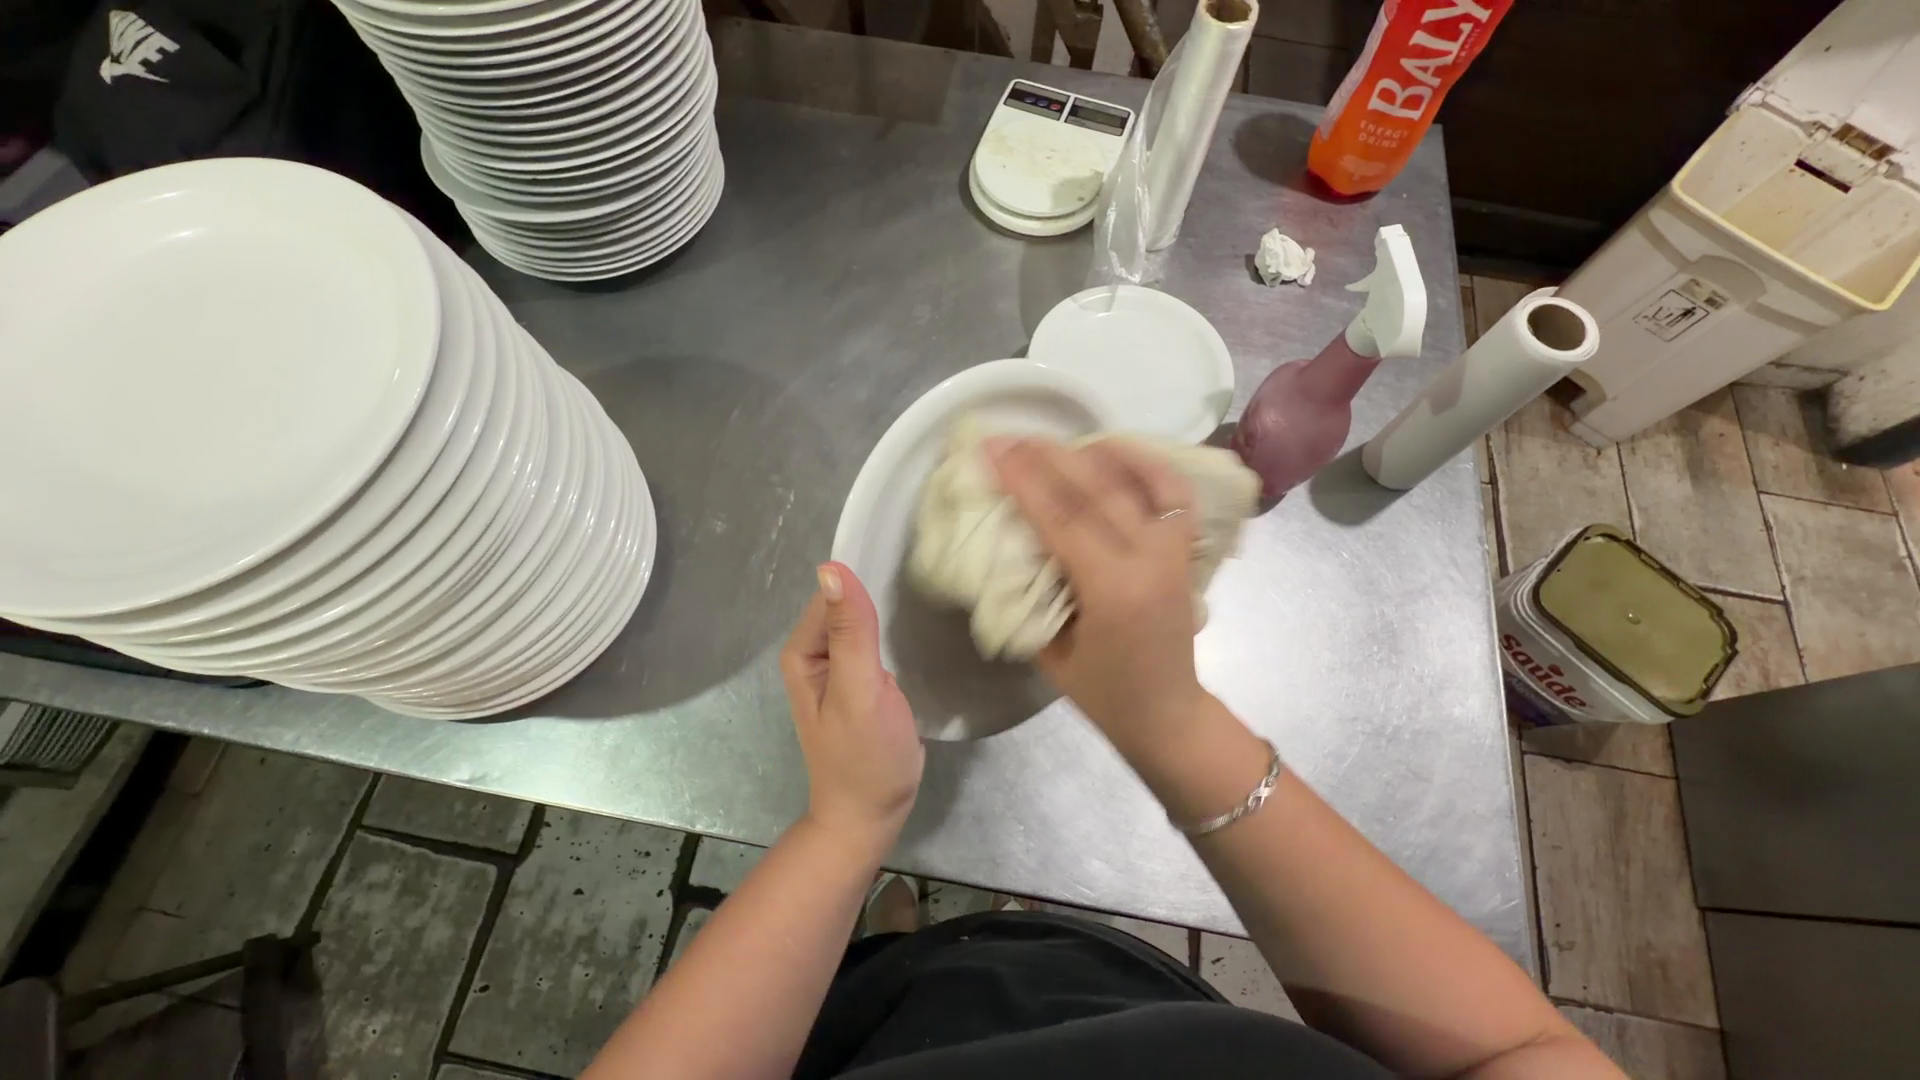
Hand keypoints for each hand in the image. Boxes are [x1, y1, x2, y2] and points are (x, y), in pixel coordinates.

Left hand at [779, 562, 924, 851]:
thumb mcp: (859, 690)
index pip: (834, 593)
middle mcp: (817, 653)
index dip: (867, 579)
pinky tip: (921, 631)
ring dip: (892, 613)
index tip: (910, 569)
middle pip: (849, 603)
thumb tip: (831, 567)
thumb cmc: (865, 756)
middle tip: (930, 585)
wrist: (873, 813)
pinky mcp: (864, 680)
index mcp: (804, 650)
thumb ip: (850, 631)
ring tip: (932, 600)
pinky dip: (896, 635)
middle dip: (881, 594)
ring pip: (866, 621)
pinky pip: (877, 642)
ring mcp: (841, 667)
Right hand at [990, 438, 1208, 749]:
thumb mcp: (1050, 651)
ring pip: (1139, 480)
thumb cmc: (1103, 694)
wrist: (1168, 713)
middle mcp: (1150, 560)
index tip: (992, 452)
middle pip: (1097, 489)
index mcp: (1112, 591)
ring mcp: (1176, 550)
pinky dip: (1145, 463)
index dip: (1024, 481)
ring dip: (1093, 452)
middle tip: (1009, 437)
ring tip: (1055, 441)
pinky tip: (1114, 448)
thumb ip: (1031, 593)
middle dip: (1047, 457)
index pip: (1063, 518)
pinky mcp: (1187, 549)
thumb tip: (1006, 543)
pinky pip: (1172, 491)